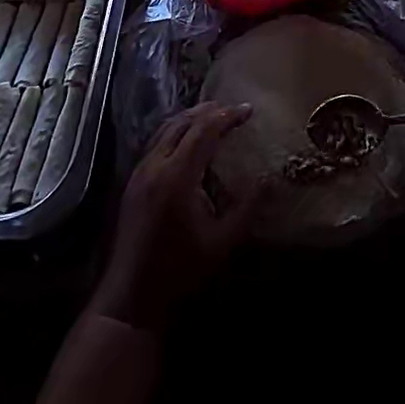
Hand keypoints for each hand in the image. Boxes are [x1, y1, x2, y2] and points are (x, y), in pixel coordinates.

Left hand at [90, 102, 256, 330]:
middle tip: (232, 109)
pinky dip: (175, 132)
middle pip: (182, 123)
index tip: (248, 110)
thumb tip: (270, 180)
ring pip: (165, 130)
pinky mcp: (134, 180)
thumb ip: (247, 208)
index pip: (203, 131)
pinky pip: (156, 143)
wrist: (134, 294)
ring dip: (190, 119)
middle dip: (208, 111)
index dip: (226, 117)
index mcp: (177, 176)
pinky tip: (188, 142)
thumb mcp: (223, 242)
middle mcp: (155, 165)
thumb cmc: (182, 270)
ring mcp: (140, 171)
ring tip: (213, 117)